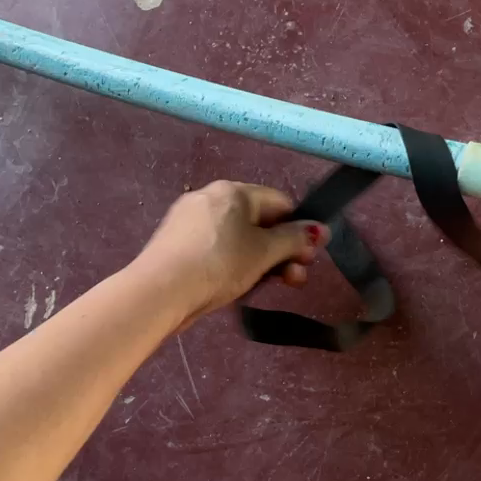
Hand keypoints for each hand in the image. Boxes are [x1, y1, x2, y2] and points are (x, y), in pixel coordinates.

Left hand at [128, 181, 327, 329]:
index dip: (299, 230)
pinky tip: (234, 283)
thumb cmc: (220, 264)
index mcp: (234, 190)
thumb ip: (295, 240)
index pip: (280, 203)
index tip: (307, 259)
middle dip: (281, 251)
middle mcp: (210, 196)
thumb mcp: (265, 253)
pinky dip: (232, 261)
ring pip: (237, 236)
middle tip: (294, 279)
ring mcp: (189, 218)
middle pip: (259, 221)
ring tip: (266, 286)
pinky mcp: (175, 241)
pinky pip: (216, 246)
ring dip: (260, 259)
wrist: (160, 290)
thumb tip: (320, 229)